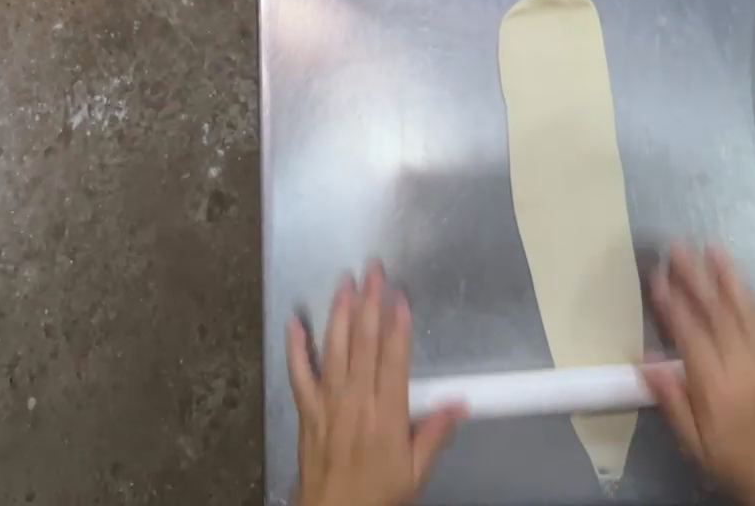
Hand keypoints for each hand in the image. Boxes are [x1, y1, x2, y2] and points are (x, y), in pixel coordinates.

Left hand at [287, 263, 463, 505]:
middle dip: (369, 303)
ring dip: (339, 312)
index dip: (397, 326)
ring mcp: (328, 401)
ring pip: (334, 348)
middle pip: (364, 343)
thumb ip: (435, 434)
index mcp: (386, 413)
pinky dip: (295, 346)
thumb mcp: (415, 471)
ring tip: (344, 282)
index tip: (400, 296)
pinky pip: (299, 372)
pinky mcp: (306, 408)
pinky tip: (294, 321)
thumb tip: (461, 404)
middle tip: (373, 271)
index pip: (394, 359)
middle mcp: (356, 400)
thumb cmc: (378, 494)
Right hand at [641, 246, 754, 504]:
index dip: (671, 303)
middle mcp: (744, 366)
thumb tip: (644, 361)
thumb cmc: (733, 460)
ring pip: (747, 312)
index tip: (655, 275)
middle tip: (677, 246)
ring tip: (714, 246)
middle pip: (717, 314)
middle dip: (695, 277)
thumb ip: (672, 401)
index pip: (689, 334)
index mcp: (716, 385)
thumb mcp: (694, 442)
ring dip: (730, 278)